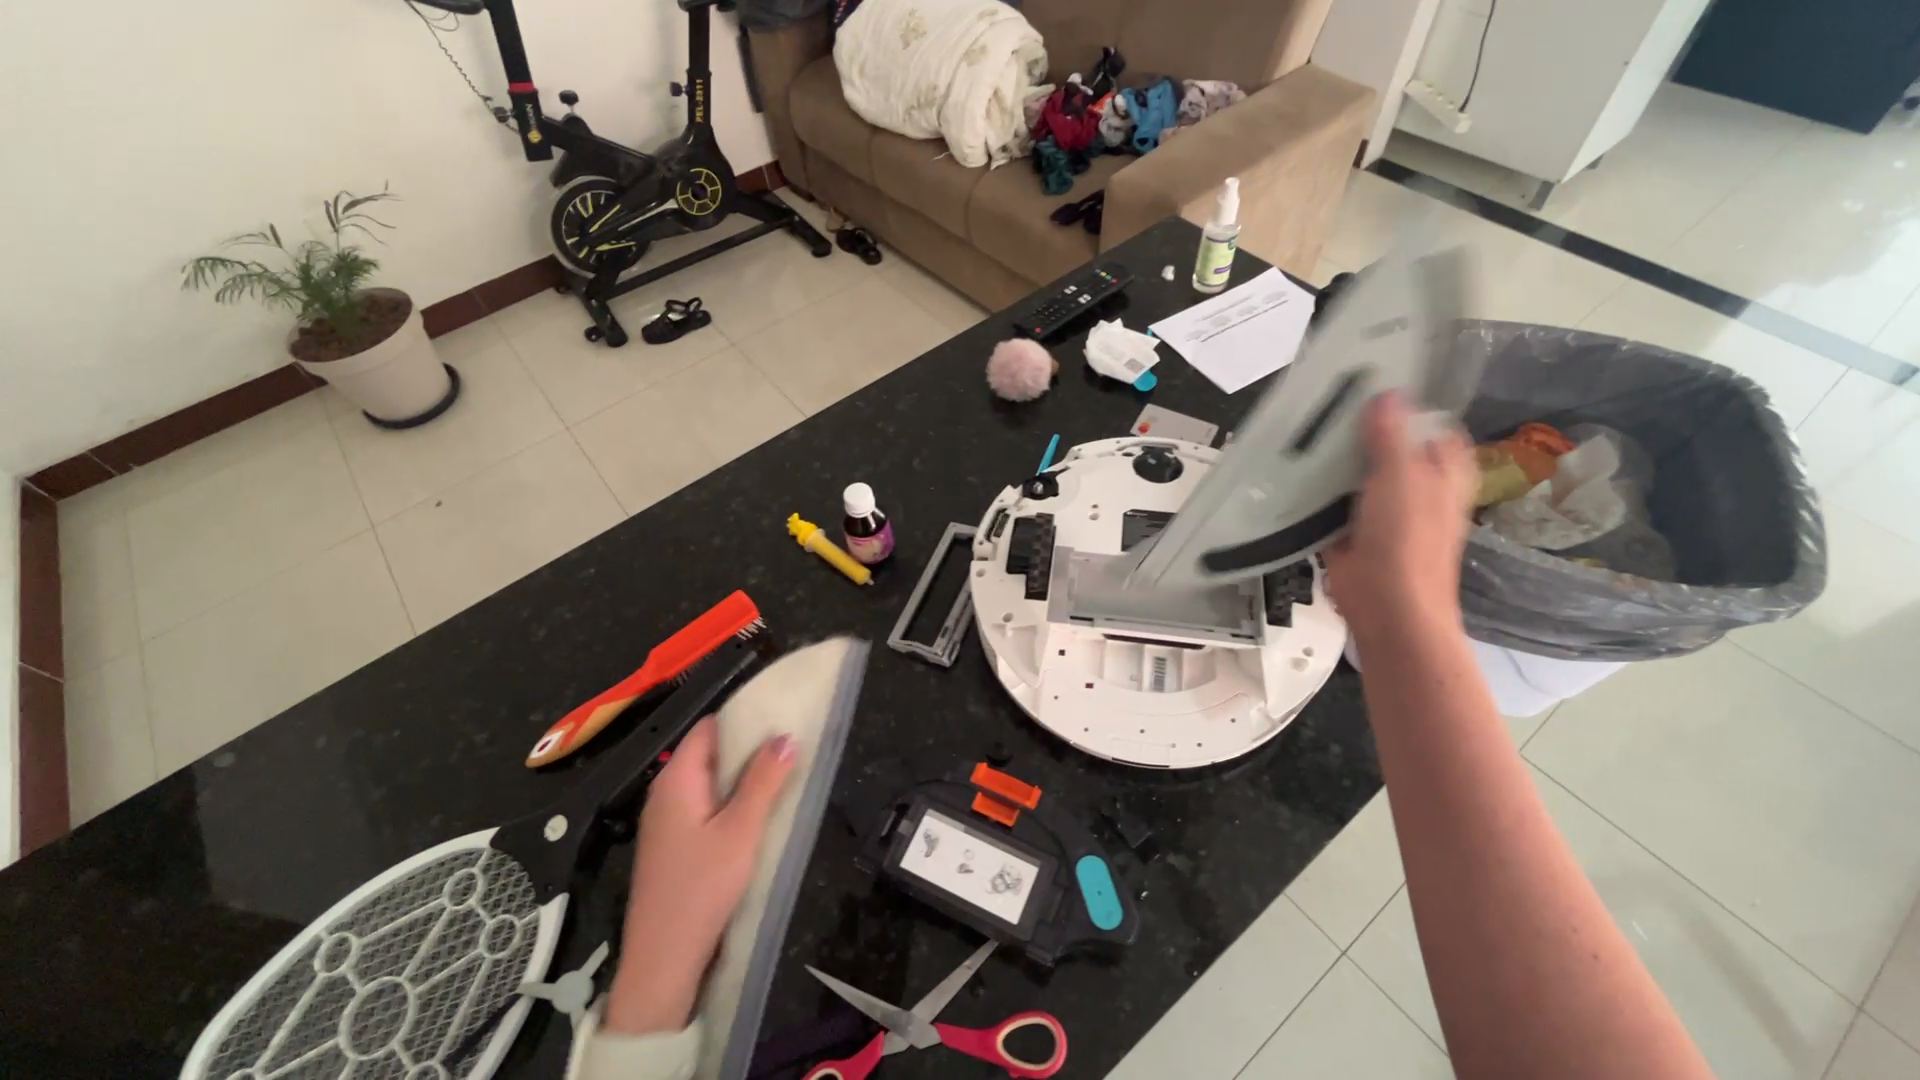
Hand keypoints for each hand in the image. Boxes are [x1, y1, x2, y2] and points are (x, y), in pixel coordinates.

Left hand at [603, 716, 795, 1034]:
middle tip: (792, 745)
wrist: (663, 958)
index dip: (744, 718)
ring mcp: (666, 820)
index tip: (781, 715)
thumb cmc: (703, 886)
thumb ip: (764, 780)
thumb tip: (786, 736)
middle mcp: (666, 791)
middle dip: (748, 748)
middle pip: (710, 753)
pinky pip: (704, 806)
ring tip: (783, 774)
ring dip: (742, 778)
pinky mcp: (672, 844)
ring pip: (709, 782)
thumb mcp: (742, 830)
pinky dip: (730, 802)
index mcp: (677, 778)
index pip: (709, 727)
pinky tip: (757, 813)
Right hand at [1322, 391, 1476, 639]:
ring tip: (1301, 427)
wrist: (1385, 606)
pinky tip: (1290, 470)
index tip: (1369, 381)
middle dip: (1358, 429)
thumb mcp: (1402, 476)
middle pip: (1386, 445)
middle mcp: (1415, 485)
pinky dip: (1314, 490)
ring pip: (1355, 472)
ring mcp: (1382, 508)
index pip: (1427, 422)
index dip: (1404, 403)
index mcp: (1442, 469)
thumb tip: (1386, 394)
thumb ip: (1391, 434)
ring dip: (1332, 459)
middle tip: (1323, 399)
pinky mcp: (1350, 528)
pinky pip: (1330, 500)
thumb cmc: (1407, 541)